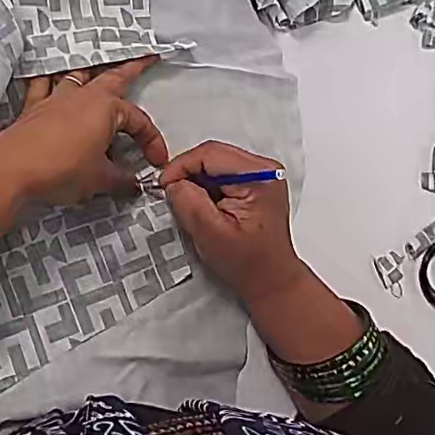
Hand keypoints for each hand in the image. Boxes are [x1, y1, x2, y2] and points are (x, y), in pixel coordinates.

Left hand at [0, 57, 169, 206]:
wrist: (13, 170)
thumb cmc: (61, 169)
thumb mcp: (100, 179)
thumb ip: (120, 179)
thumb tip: (131, 182)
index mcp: (106, 109)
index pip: (138, 122)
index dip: (150, 141)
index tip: (154, 160)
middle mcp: (82, 97)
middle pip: (112, 78)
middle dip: (131, 68)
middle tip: (145, 57)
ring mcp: (55, 100)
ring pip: (77, 76)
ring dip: (90, 71)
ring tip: (98, 65)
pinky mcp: (33, 109)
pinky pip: (42, 85)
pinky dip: (47, 79)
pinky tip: (47, 76)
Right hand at [161, 140, 309, 299]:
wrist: (270, 280)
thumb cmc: (249, 263)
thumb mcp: (210, 232)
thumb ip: (188, 200)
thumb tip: (173, 182)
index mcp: (259, 176)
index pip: (210, 153)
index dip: (180, 167)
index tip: (164, 185)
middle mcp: (264, 170)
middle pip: (212, 155)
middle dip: (188, 175)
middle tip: (173, 197)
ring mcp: (260, 176)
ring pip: (214, 165)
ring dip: (197, 183)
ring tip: (192, 209)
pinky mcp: (254, 185)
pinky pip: (221, 176)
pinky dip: (206, 189)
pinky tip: (206, 210)